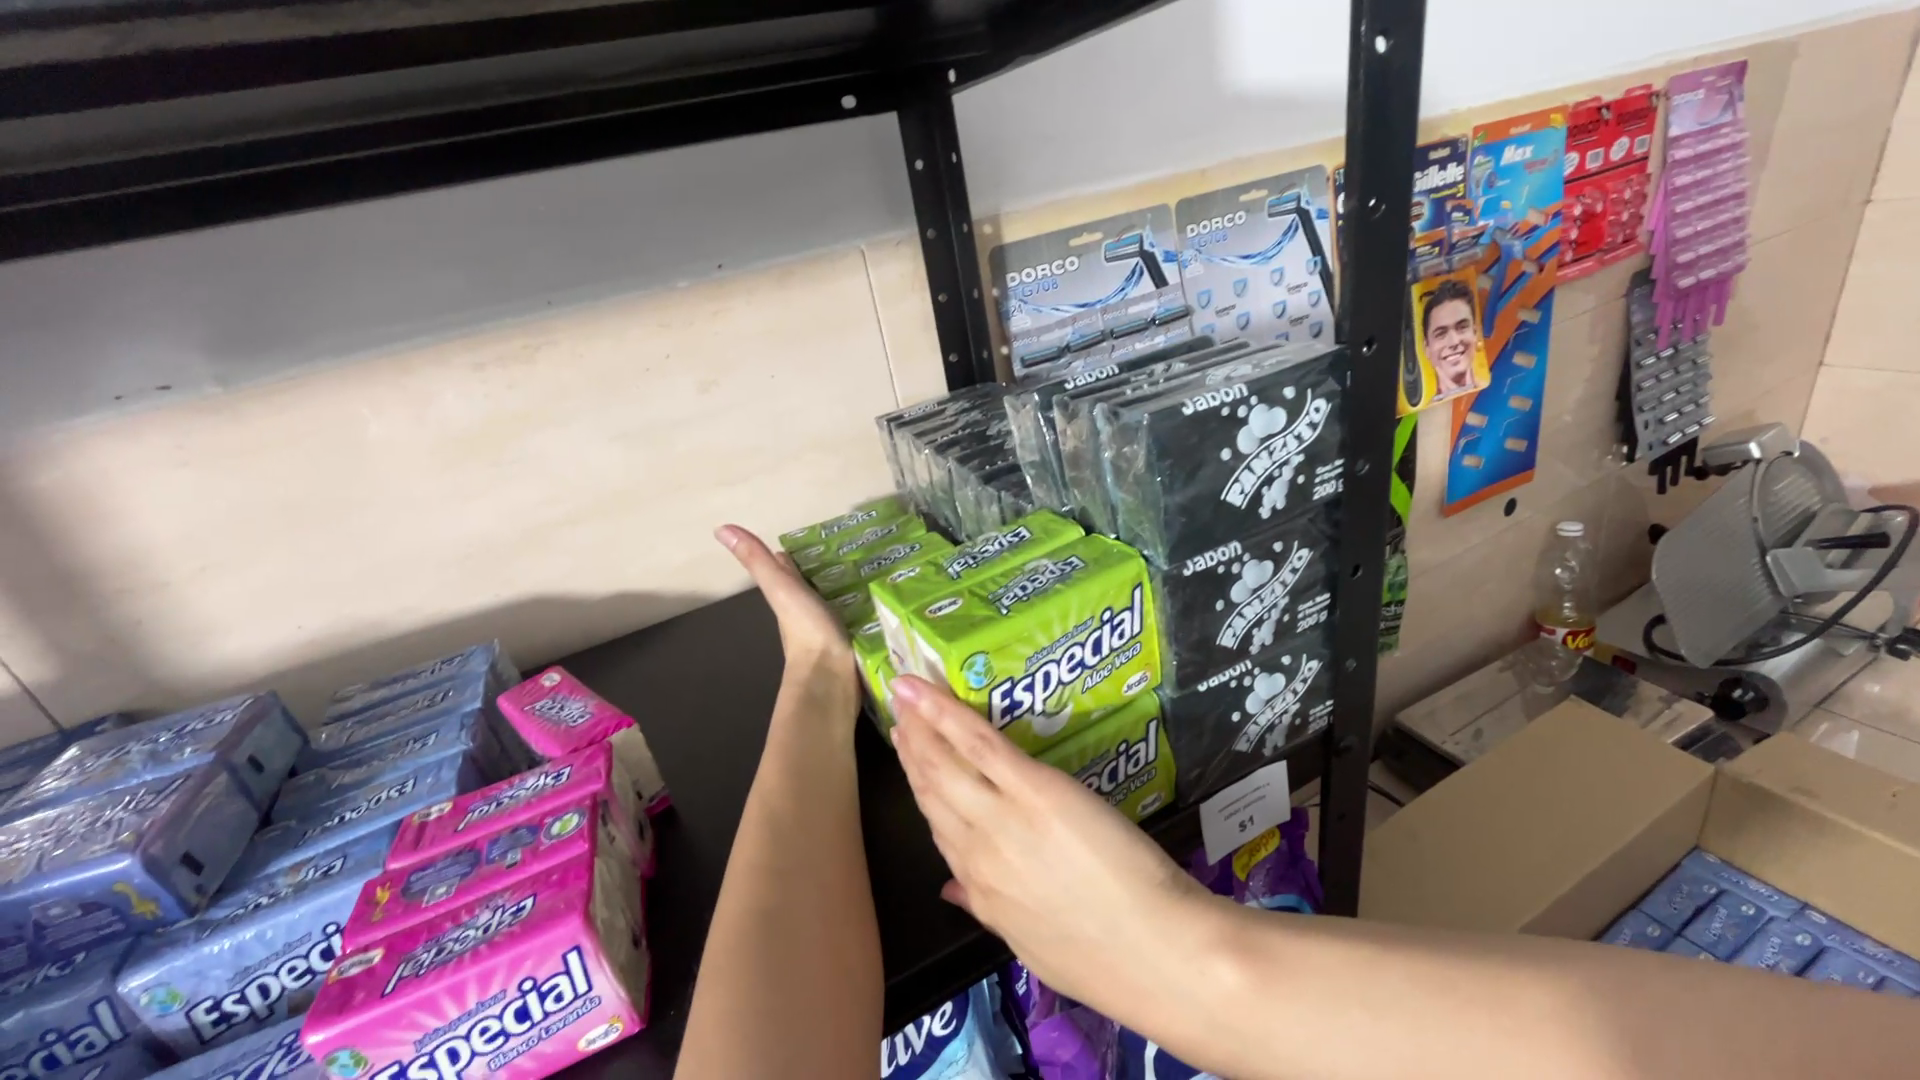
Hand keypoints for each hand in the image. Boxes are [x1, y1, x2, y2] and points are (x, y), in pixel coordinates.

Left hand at [716, 525, 856, 719]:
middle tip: (853, 548)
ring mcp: (828, 626)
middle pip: (814, 584)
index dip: (793, 554)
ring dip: (849, 585)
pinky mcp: (851, 637)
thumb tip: (721, 528)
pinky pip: (858, 615)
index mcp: (788, 596)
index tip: (810, 538)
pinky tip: (877, 598)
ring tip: (873, 567)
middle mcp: (805, 610)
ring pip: (836, 599)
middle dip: (828, 568)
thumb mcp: (780, 588)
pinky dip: (864, 604)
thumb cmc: (804, 629)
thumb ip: (758, 560)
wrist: (828, 676)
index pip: (787, 569)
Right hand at [889, 675, 1208, 1014]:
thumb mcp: (1032, 945)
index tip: (910, 760)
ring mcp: (1001, 817)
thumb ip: (987, 910)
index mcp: (979, 889)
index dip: (920, 789)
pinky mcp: (1033, 789)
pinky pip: (977, 745)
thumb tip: (952, 889)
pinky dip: (946, 714)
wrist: (1153, 951)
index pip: (938, 829)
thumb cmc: (1104, 957)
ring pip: (946, 764)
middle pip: (933, 790)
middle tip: (899, 713)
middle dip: (912, 749)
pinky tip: (925, 691)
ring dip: (922, 726)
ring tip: (907, 695)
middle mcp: (977, 849)